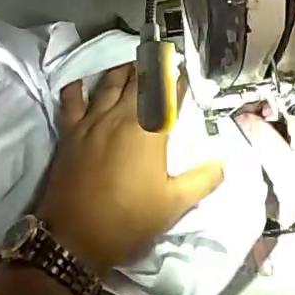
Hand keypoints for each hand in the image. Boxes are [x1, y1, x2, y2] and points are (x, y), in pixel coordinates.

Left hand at [36, 62, 224, 272]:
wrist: (74, 239)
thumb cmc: (129, 221)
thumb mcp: (174, 204)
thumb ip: (203, 180)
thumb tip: (225, 163)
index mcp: (149, 131)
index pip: (168, 95)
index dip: (178, 78)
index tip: (185, 66)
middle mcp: (121, 118)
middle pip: (138, 82)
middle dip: (153, 67)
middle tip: (162, 55)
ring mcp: (92, 123)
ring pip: (108, 85)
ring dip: (123, 71)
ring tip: (132, 63)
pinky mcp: (69, 134)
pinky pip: (71, 102)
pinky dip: (77, 89)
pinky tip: (81, 83)